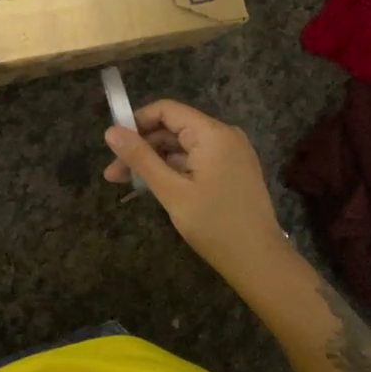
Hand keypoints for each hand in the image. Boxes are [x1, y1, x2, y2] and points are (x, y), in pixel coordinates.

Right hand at [104, 100, 288, 280]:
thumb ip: (141, 159)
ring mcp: (231, 153)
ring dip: (155, 161)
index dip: (136, 122)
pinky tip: (155, 187)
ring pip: (183, 147)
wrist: (260, 261)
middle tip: (114, 174)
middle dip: (142, 148)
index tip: (113, 144)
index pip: (166, 110)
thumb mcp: (172, 192)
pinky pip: (197, 160)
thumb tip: (110, 131)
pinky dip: (174, 170)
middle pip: (173, 129)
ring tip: (127, 184)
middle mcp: (224, 135)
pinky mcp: (232, 171)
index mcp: (212, 133)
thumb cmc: (215, 225)